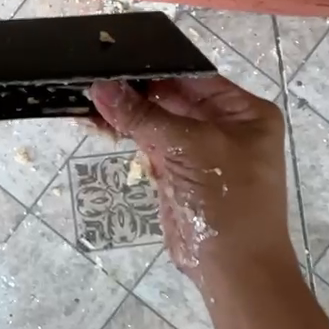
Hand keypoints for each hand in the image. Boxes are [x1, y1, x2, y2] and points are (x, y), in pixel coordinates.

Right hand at [86, 76, 292, 283]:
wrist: (235, 270)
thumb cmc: (228, 201)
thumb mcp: (187, 149)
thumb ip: (142, 115)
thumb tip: (99, 86)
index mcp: (244, 112)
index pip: (192, 76)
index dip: (154, 67)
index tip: (112, 58)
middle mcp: (223, 124)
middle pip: (169, 95)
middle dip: (132, 90)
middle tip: (92, 78)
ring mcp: (197, 147)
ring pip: (153, 117)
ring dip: (122, 111)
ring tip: (85, 100)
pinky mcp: (175, 167)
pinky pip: (145, 139)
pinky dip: (122, 130)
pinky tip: (94, 122)